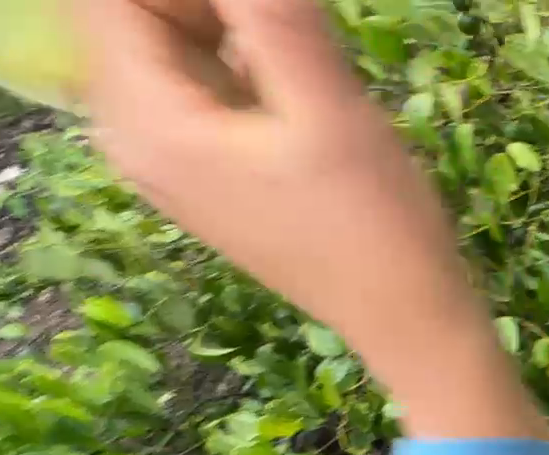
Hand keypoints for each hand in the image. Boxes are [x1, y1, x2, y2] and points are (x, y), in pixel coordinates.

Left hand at [82, 0, 548, 439]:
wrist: (415, 328)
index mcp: (144, 119)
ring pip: (177, 64)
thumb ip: (276, 20)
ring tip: (317, 83)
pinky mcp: (215, 193)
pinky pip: (206, 108)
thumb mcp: (334, 114)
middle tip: (305, 41)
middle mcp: (132, 143)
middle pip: (138, 23)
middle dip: (219, 14)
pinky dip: (248, 87)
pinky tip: (309, 115)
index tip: (283, 17)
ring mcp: (174, 174)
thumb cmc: (381, 230)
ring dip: (239, 47)